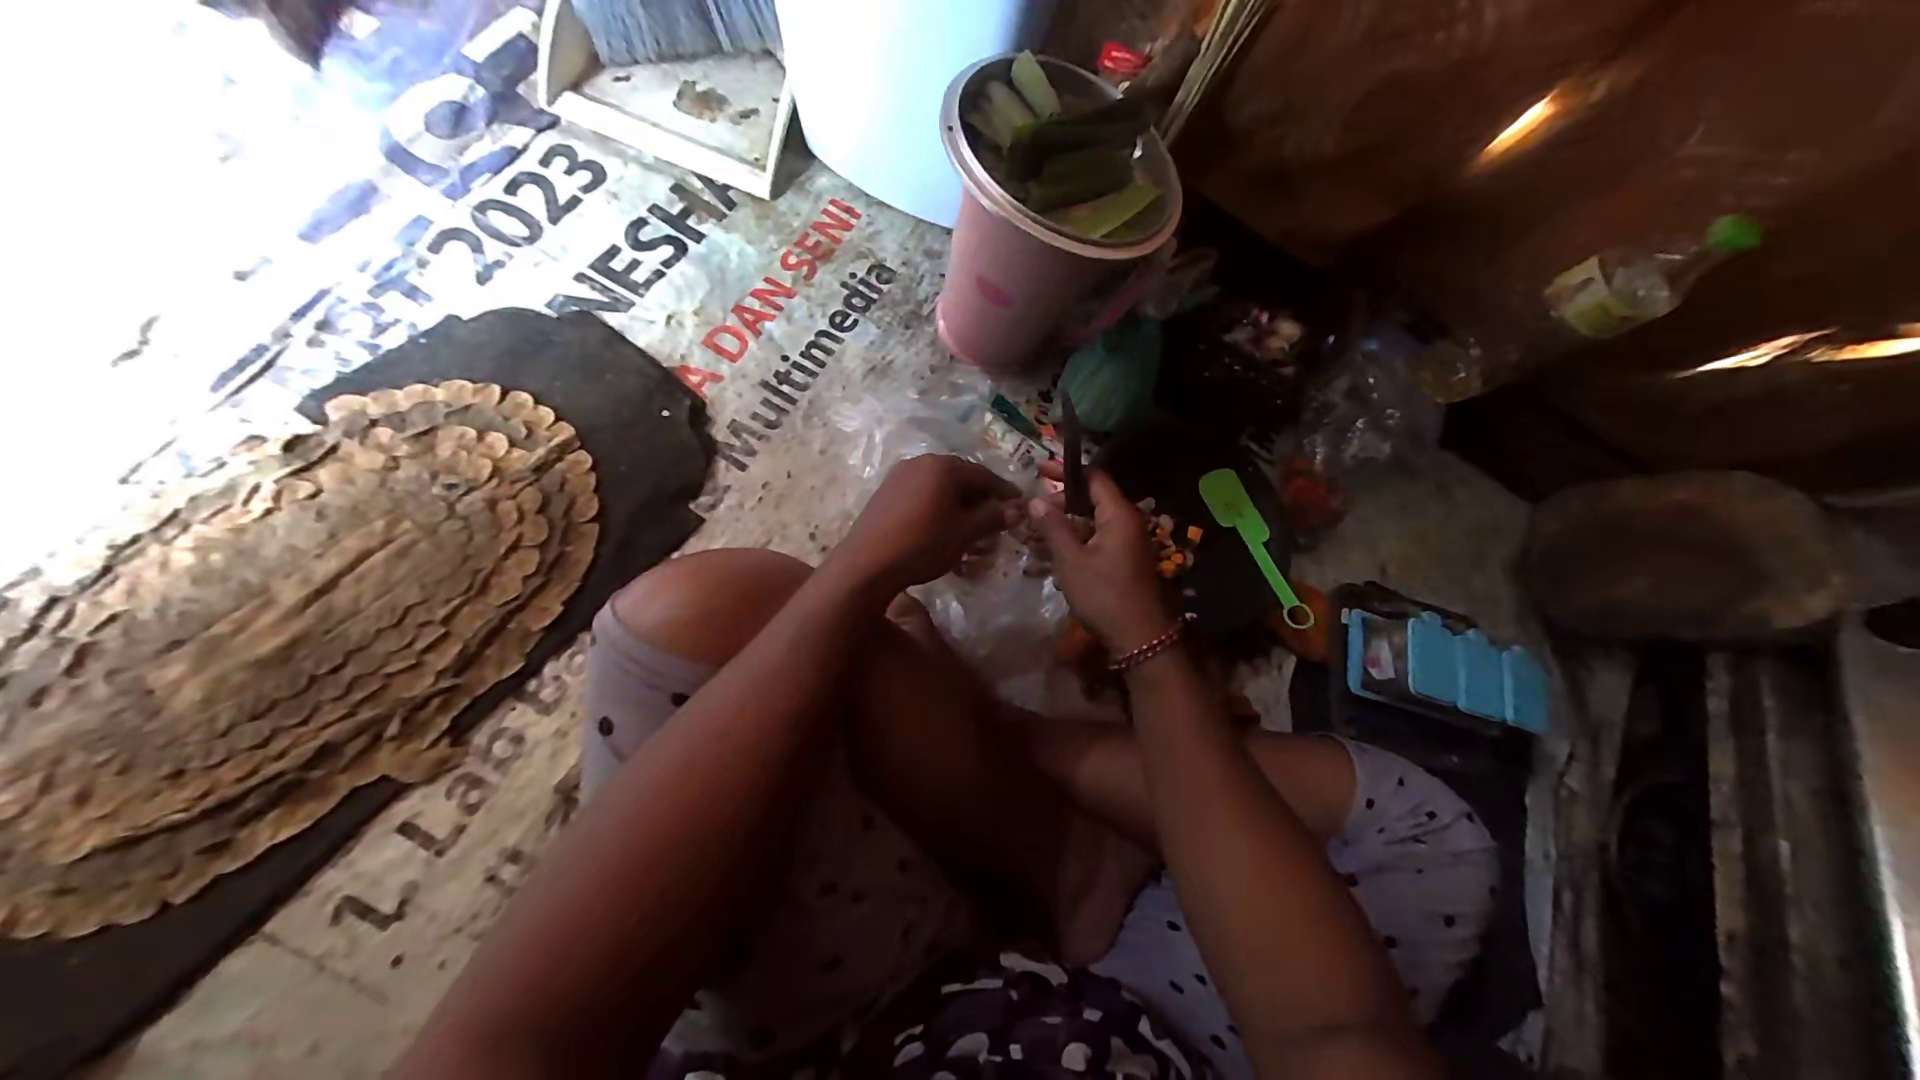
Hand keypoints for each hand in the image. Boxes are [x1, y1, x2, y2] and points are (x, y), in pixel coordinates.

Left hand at [829, 455, 1020, 595]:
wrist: (867, 563)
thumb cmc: (923, 544)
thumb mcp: (965, 533)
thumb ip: (993, 517)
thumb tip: (1017, 509)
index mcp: (944, 466)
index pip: (985, 475)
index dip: (1004, 492)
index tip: (1020, 505)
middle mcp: (922, 462)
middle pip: (961, 477)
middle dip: (980, 498)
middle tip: (996, 518)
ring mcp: (900, 475)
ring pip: (940, 487)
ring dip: (958, 504)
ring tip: (970, 527)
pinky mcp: (886, 492)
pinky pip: (921, 494)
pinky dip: (937, 507)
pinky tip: (941, 527)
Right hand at [1026, 467, 1176, 652]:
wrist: (1138, 637)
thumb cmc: (1103, 595)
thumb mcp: (1071, 560)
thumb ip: (1053, 526)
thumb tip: (1035, 499)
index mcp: (1119, 514)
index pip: (1094, 477)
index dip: (1067, 471)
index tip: (1040, 471)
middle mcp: (1128, 522)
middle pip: (1094, 497)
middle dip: (1062, 498)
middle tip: (1034, 505)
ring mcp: (1129, 542)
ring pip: (1094, 519)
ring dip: (1067, 519)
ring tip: (1038, 526)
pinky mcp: (1125, 559)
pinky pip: (1099, 536)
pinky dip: (1077, 536)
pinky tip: (1056, 548)